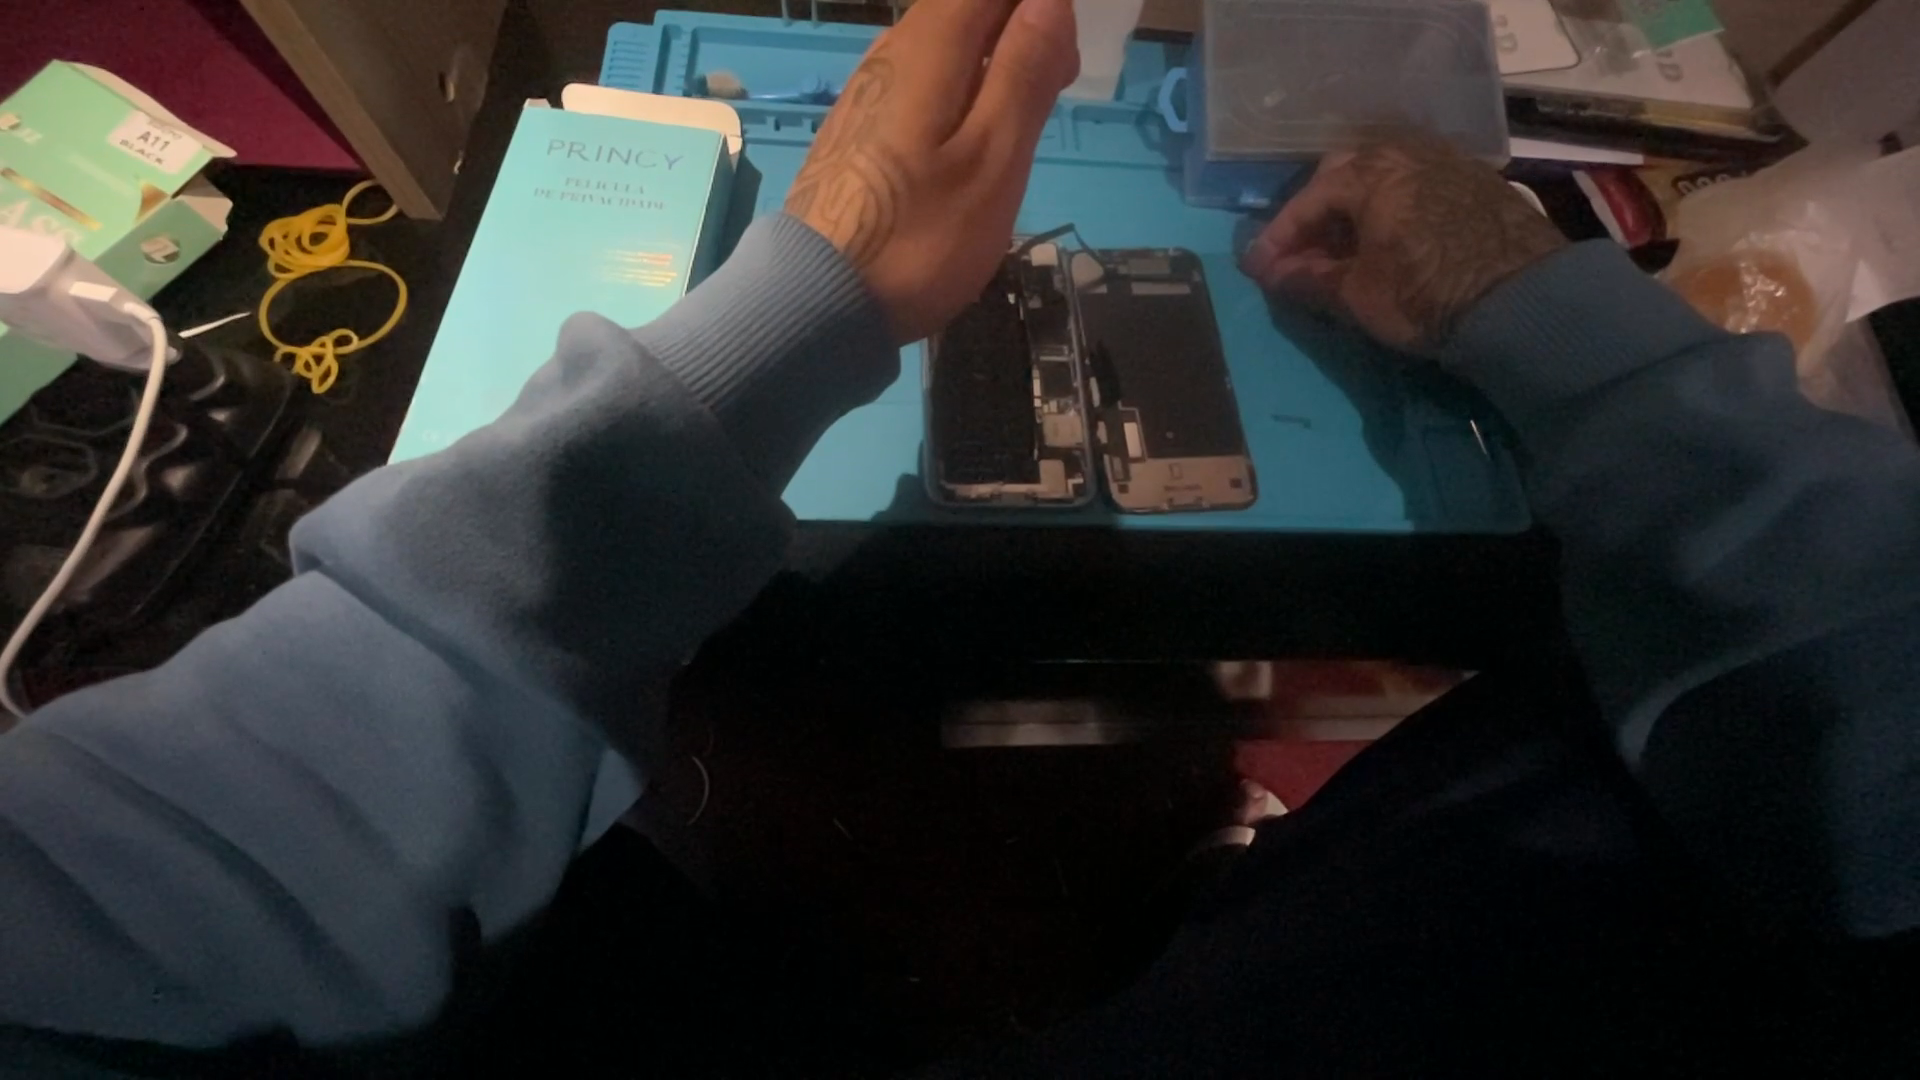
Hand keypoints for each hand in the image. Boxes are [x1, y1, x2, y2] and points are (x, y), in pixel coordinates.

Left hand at [784, 0, 1078, 343]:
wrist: (822, 303)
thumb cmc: (921, 240)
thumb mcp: (992, 161)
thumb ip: (1023, 74)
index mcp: (930, 46)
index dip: (1036, 8)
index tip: (1065, 51)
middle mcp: (891, 53)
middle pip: (965, 8)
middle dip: (1017, 29)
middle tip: (1055, 82)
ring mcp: (867, 95)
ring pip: (940, 48)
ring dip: (987, 64)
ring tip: (1019, 117)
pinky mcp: (857, 135)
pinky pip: (917, 88)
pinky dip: (954, 96)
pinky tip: (965, 144)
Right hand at [1240, 138, 1567, 351]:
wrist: (1523, 302)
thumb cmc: (1423, 295)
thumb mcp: (1354, 294)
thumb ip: (1306, 277)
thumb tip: (1270, 273)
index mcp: (1372, 173)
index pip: (1307, 200)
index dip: (1276, 238)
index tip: (1256, 268)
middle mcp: (1408, 152)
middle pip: (1343, 170)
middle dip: (1313, 210)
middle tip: (1298, 251)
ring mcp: (1446, 161)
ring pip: (1381, 172)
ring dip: (1350, 207)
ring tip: (1338, 248)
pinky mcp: (1473, 181)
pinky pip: (1412, 181)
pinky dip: (1385, 205)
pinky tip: (1381, 239)